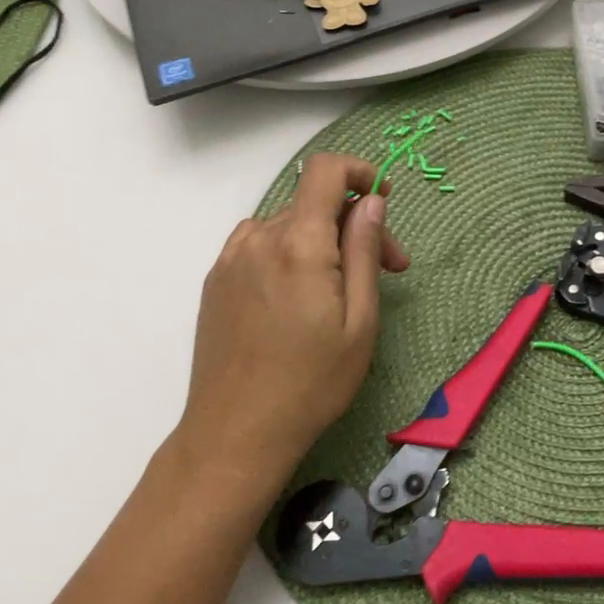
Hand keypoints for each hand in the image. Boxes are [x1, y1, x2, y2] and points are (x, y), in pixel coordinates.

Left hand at [179, 154, 409, 474]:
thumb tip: (372, 202)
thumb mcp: (359, 322)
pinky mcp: (215, 282)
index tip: (384, 198)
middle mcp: (258, 240)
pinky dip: (288, 253)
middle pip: (312, 204)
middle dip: (353, 223)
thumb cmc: (311, 383)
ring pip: (285, 225)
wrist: (236, 432)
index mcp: (298, 244)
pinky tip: (298, 297)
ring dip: (320, 240)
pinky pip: (259, 246)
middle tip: (388, 270)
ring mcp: (230, 260)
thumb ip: (365, 252)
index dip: (360, 171)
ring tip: (340, 289)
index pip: (325, 170)